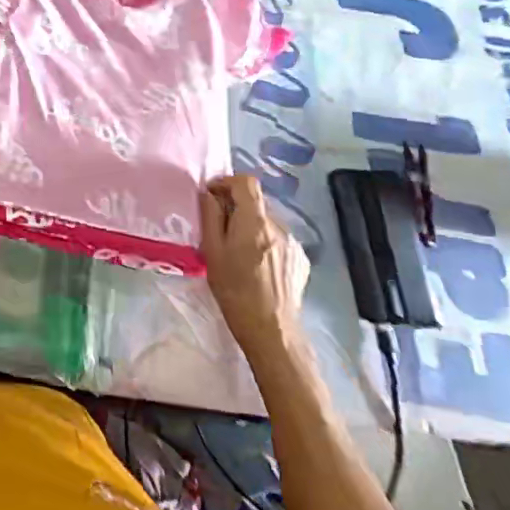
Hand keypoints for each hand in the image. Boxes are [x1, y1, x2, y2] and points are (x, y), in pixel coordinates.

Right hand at [201, 175, 309, 354]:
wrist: (271, 327)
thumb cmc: (233, 288)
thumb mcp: (212, 251)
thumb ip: (210, 217)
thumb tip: (209, 194)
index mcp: (254, 221)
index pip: (246, 183)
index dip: (227, 182)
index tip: (212, 195)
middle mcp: (278, 226)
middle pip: (255, 204)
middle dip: (235, 209)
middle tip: (218, 229)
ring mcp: (293, 243)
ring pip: (265, 223)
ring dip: (249, 228)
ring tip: (237, 252)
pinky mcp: (300, 259)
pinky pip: (277, 240)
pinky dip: (263, 243)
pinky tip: (255, 266)